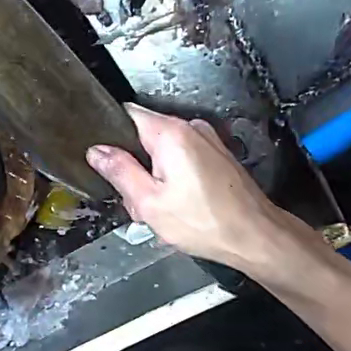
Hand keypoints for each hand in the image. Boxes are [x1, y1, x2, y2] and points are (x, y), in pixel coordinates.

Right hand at [85, 105, 295, 271]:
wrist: (254, 236)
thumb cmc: (207, 222)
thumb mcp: (148, 202)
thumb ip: (119, 171)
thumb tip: (97, 151)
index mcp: (171, 134)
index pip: (127, 114)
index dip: (111, 137)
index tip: (109, 162)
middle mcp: (191, 129)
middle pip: (144, 137)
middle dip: (135, 167)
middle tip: (140, 200)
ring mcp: (206, 141)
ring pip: (161, 151)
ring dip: (154, 178)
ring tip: (163, 208)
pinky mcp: (214, 156)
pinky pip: (181, 160)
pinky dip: (173, 180)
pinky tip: (179, 206)